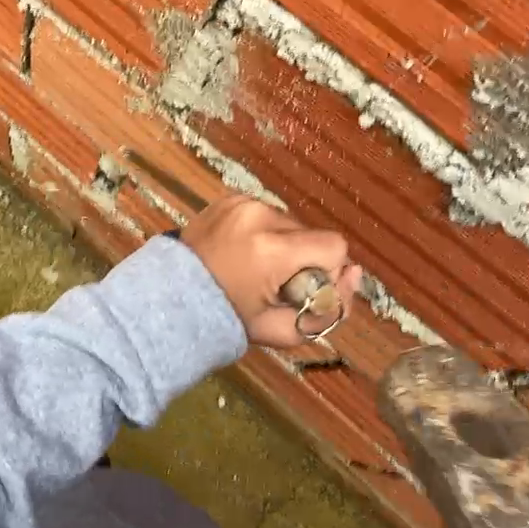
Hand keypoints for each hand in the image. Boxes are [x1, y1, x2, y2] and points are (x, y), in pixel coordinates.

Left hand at [182, 195, 362, 347]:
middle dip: (303, 258)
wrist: (173, 295)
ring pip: (289, 222)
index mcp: (273, 248)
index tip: (303, 288)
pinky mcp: (231, 197)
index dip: (328, 270)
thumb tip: (354, 273)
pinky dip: (262, 232)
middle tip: (274, 283)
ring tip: (255, 267)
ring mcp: (242, 202)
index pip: (334, 245)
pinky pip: (264, 213)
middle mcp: (260, 216)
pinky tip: (242, 251)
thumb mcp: (284, 330)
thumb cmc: (229, 318)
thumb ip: (330, 308)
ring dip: (283, 243)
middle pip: (310, 233)